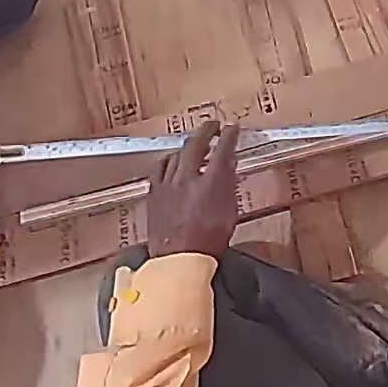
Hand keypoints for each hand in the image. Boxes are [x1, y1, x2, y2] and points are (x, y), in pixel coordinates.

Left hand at [147, 122, 241, 259]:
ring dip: (189, 146)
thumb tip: (229, 166)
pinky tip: (171, 160)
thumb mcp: (229, 214)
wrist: (178, 261)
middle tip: (213, 125)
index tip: (233, 128)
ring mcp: (168, 184)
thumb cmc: (208, 243)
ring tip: (196, 144)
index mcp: (211, 184)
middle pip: (196, 144)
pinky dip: (168, 160)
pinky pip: (160, 168)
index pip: (223, 150)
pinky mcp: (154, 193)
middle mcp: (188, 179)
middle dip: (206, 131)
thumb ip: (229, 187)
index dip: (229, 136)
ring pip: (178, 154)